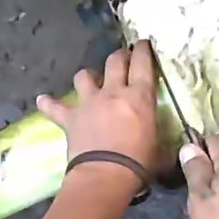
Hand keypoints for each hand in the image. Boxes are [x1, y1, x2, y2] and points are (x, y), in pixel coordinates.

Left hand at [36, 41, 161, 191]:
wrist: (105, 175)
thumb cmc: (138, 164)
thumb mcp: (160, 148)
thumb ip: (163, 140)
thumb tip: (177, 147)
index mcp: (139, 97)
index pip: (143, 64)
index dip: (143, 51)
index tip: (143, 44)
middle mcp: (113, 92)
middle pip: (114, 61)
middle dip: (120, 55)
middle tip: (123, 57)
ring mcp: (89, 103)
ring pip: (84, 76)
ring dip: (88, 75)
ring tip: (90, 79)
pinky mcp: (70, 118)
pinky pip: (54, 107)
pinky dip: (48, 103)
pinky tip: (42, 100)